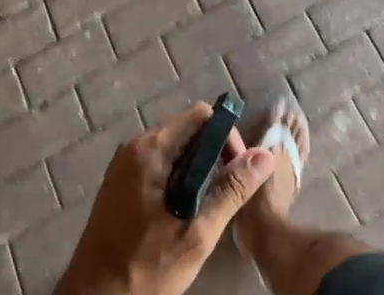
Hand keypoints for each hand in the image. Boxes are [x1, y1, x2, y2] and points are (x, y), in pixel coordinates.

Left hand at [56, 102, 276, 294]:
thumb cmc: (146, 266)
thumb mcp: (197, 233)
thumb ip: (232, 190)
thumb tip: (265, 155)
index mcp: (151, 150)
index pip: (201, 116)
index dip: (227, 138)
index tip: (237, 174)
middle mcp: (134, 147)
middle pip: (188, 130)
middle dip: (213, 156)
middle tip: (224, 197)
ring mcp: (123, 165)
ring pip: (174, 149)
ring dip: (196, 170)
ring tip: (205, 209)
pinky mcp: (119, 183)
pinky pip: (157, 165)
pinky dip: (176, 179)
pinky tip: (181, 213)